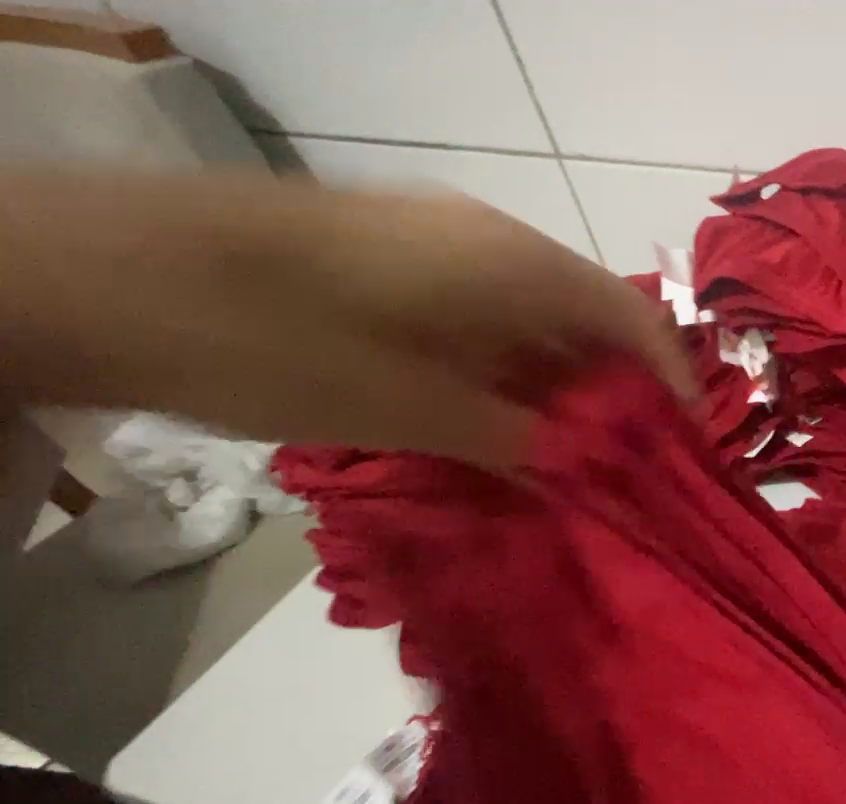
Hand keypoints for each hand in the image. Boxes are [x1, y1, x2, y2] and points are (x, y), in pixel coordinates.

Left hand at [0, 171, 690, 466]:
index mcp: (516, 267)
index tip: (690, 443)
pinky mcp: (401, 260)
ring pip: (540, 320)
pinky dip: (514, 370)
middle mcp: (494, 243)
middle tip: (632, 462)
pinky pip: (491, 316)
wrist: (107, 273)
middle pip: (593, 320)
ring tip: (577, 454)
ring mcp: (442, 244)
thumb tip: (586, 472)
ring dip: (565, 385)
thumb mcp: (415, 413)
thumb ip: (519, 442)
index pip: (635, 320)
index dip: (673, 381)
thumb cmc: (279, 344)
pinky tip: (508, 421)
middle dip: (620, 392)